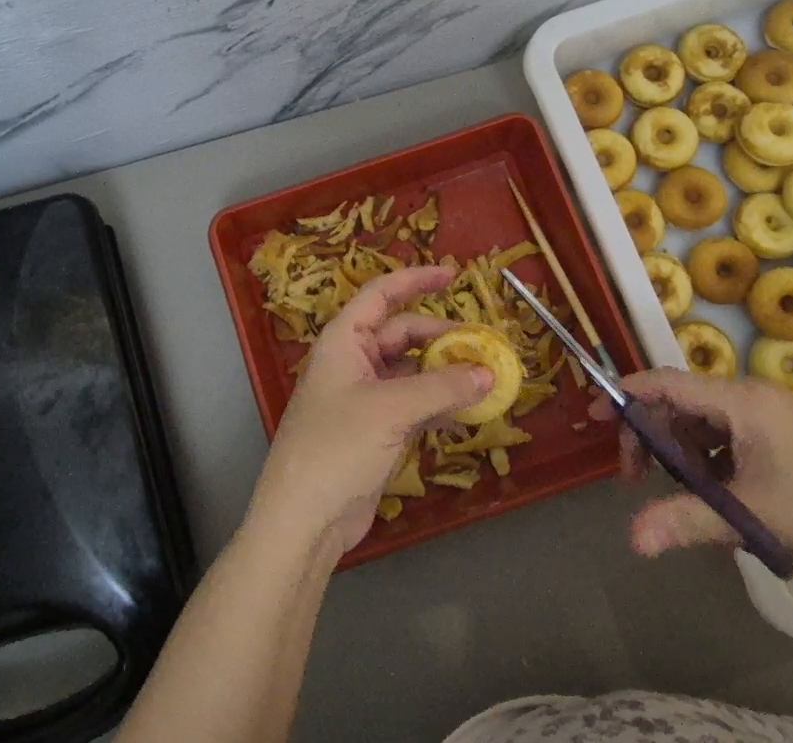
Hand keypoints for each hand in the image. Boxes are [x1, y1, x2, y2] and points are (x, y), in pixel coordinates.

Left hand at [245, 266, 492, 562]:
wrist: (305, 518)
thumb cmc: (337, 448)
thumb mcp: (391, 409)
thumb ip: (442, 387)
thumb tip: (487, 373)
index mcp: (343, 342)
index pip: (381, 296)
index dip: (416, 280)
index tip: (453, 275)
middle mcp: (353, 363)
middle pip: (403, 335)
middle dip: (443, 338)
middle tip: (484, 346)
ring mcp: (364, 399)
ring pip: (412, 373)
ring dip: (446, 375)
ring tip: (486, 379)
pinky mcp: (375, 433)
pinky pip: (414, 406)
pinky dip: (440, 406)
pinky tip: (469, 413)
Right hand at [591, 368, 792, 577]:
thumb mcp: (751, 518)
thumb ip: (686, 521)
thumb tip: (632, 539)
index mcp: (743, 403)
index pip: (669, 383)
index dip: (627, 395)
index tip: (593, 415)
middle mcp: (752, 399)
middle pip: (680, 404)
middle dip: (650, 437)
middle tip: (633, 478)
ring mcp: (768, 417)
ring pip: (700, 424)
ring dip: (678, 454)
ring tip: (674, 494)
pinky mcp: (779, 437)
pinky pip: (724, 438)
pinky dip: (705, 462)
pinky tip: (710, 496)